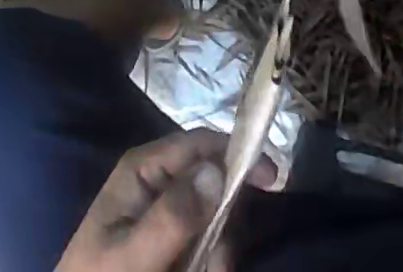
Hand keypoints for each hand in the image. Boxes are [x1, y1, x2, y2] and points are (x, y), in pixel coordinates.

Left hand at [56, 129, 270, 271]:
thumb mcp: (131, 258)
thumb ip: (172, 216)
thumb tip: (216, 169)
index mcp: (144, 168)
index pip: (200, 143)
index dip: (237, 154)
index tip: (271, 179)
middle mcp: (158, 179)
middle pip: (215, 181)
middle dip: (225, 223)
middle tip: (219, 264)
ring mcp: (166, 209)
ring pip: (216, 216)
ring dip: (218, 251)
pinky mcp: (172, 237)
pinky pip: (207, 241)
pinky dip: (210, 261)